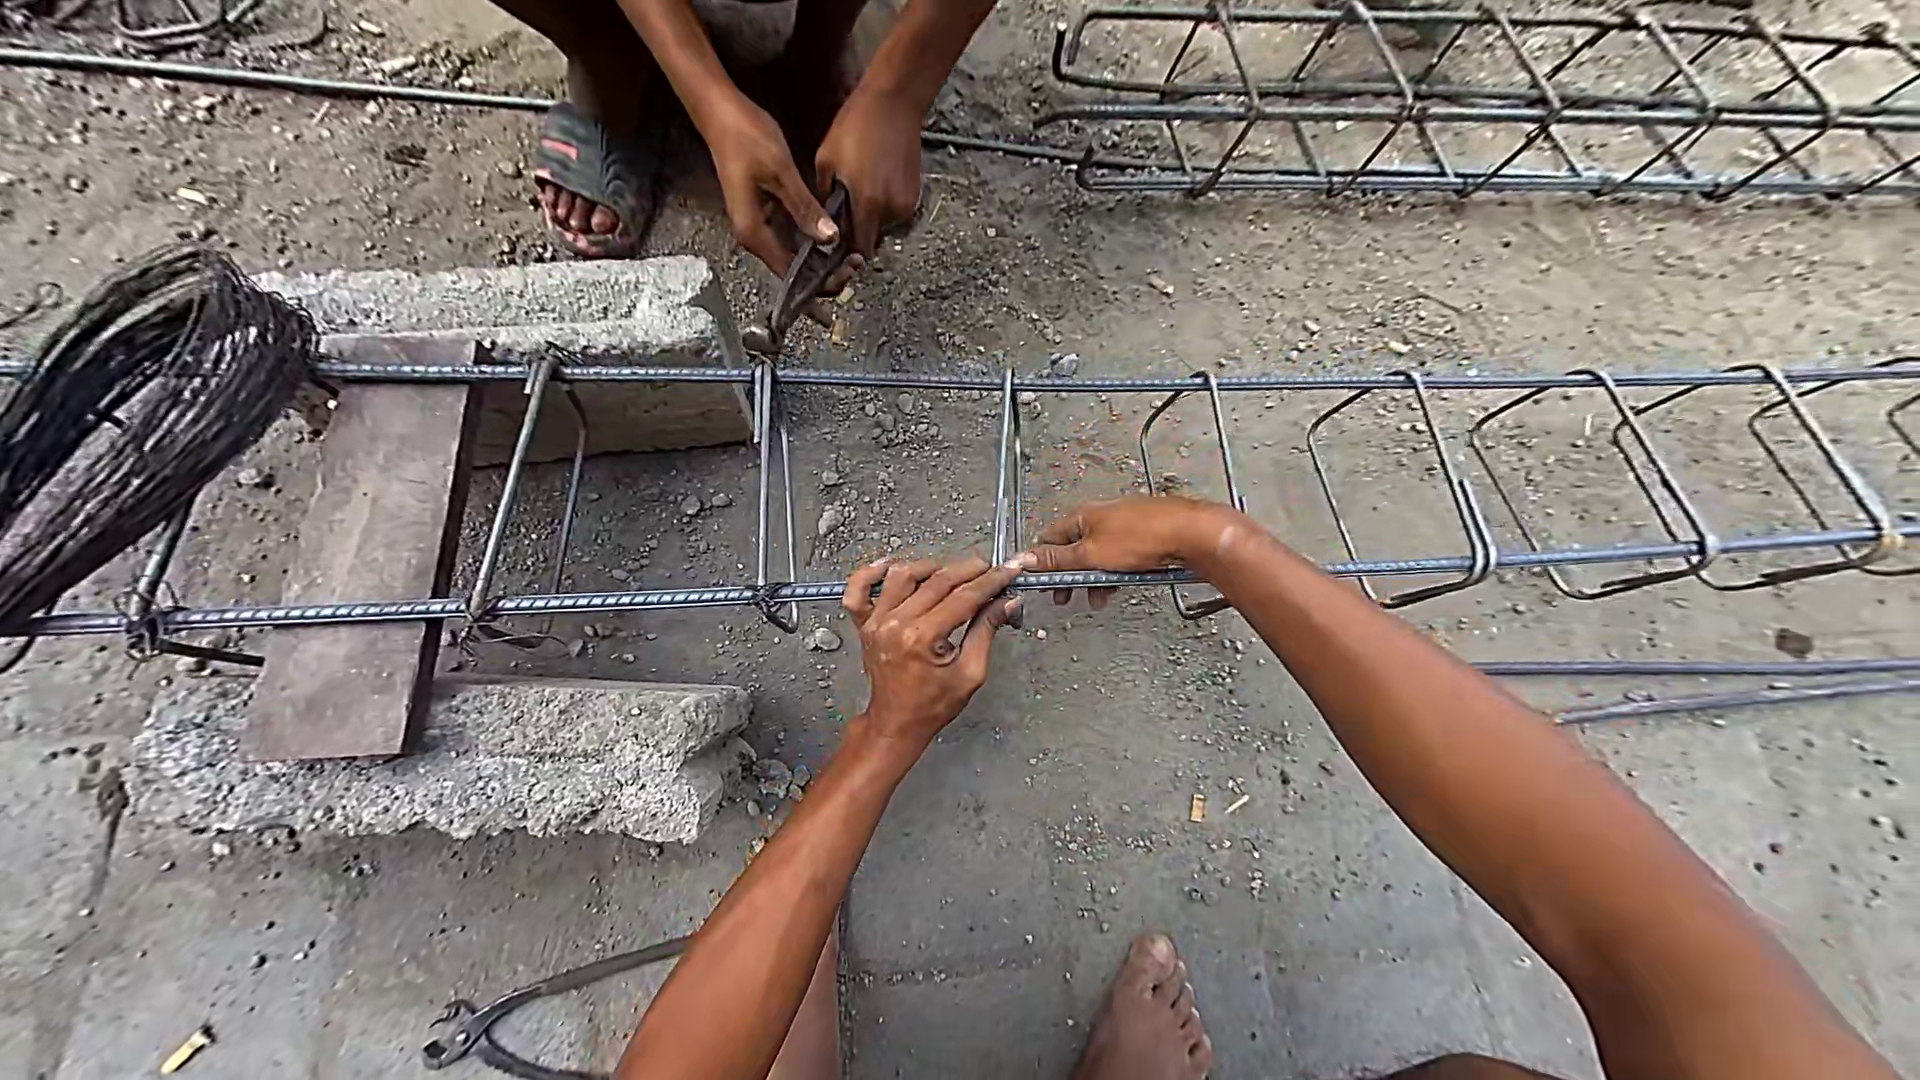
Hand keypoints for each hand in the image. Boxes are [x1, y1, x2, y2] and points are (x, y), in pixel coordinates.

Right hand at [705, 96, 838, 276]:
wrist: (719, 111)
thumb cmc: (744, 136)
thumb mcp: (780, 171)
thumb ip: (805, 207)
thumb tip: (830, 238)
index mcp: (754, 233)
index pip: (792, 274)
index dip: (820, 282)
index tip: (846, 276)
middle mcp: (755, 238)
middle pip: (794, 272)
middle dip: (824, 276)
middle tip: (855, 266)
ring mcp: (760, 228)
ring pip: (795, 258)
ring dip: (821, 262)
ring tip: (850, 259)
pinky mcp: (766, 216)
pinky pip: (793, 240)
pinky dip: (813, 244)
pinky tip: (833, 240)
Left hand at [815, 87, 923, 291]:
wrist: (894, 102)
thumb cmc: (857, 126)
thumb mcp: (826, 159)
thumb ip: (825, 197)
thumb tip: (827, 219)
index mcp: (868, 205)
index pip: (859, 249)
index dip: (848, 249)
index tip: (839, 242)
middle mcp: (890, 211)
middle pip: (872, 238)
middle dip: (859, 229)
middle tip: (848, 204)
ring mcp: (906, 205)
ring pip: (884, 225)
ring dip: (872, 215)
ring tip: (864, 185)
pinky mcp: (915, 196)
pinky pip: (895, 211)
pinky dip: (885, 203)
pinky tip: (878, 179)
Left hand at [840, 555, 1023, 748]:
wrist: (896, 723)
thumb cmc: (930, 705)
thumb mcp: (971, 672)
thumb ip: (986, 631)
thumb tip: (1006, 602)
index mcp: (922, 638)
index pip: (964, 597)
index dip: (991, 581)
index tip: (1007, 571)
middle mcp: (895, 624)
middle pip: (938, 580)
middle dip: (969, 570)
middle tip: (989, 569)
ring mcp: (876, 621)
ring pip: (903, 575)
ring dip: (931, 567)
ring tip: (952, 573)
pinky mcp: (865, 623)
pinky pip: (859, 589)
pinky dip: (871, 573)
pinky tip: (890, 566)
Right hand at [1028, 496, 1242, 607]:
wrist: (1190, 534)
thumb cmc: (1143, 537)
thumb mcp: (1090, 554)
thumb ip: (1057, 559)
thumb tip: (1026, 558)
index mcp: (1082, 516)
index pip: (1049, 538)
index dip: (1040, 561)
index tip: (1039, 581)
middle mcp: (1101, 517)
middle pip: (1073, 549)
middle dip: (1068, 575)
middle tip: (1063, 596)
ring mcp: (1123, 526)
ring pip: (1097, 556)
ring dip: (1092, 578)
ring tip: (1096, 598)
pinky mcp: (1142, 536)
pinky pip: (1119, 558)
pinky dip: (1113, 573)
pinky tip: (1118, 587)